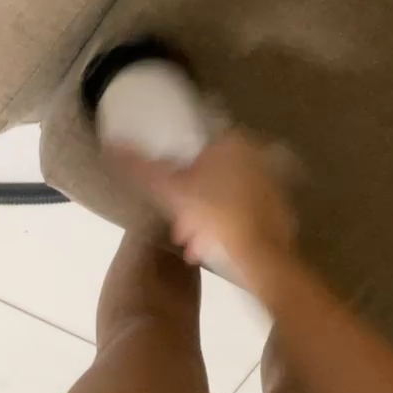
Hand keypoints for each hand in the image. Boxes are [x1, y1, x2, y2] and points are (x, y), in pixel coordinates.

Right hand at [110, 129, 295, 268]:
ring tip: (194, 242)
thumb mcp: (170, 190)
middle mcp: (255, 154)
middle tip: (181, 224)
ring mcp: (271, 180)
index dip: (182, 173)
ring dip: (208, 216)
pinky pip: (244, 211)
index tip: (172, 194)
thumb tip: (111, 144)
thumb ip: (140, 167)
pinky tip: (214, 246)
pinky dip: (228, 224)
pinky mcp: (280, 205)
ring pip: (227, 195)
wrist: (261, 252)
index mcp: (231, 141)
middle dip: (194, 200)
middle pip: (213, 174)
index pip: (199, 148)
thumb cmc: (215, 214)